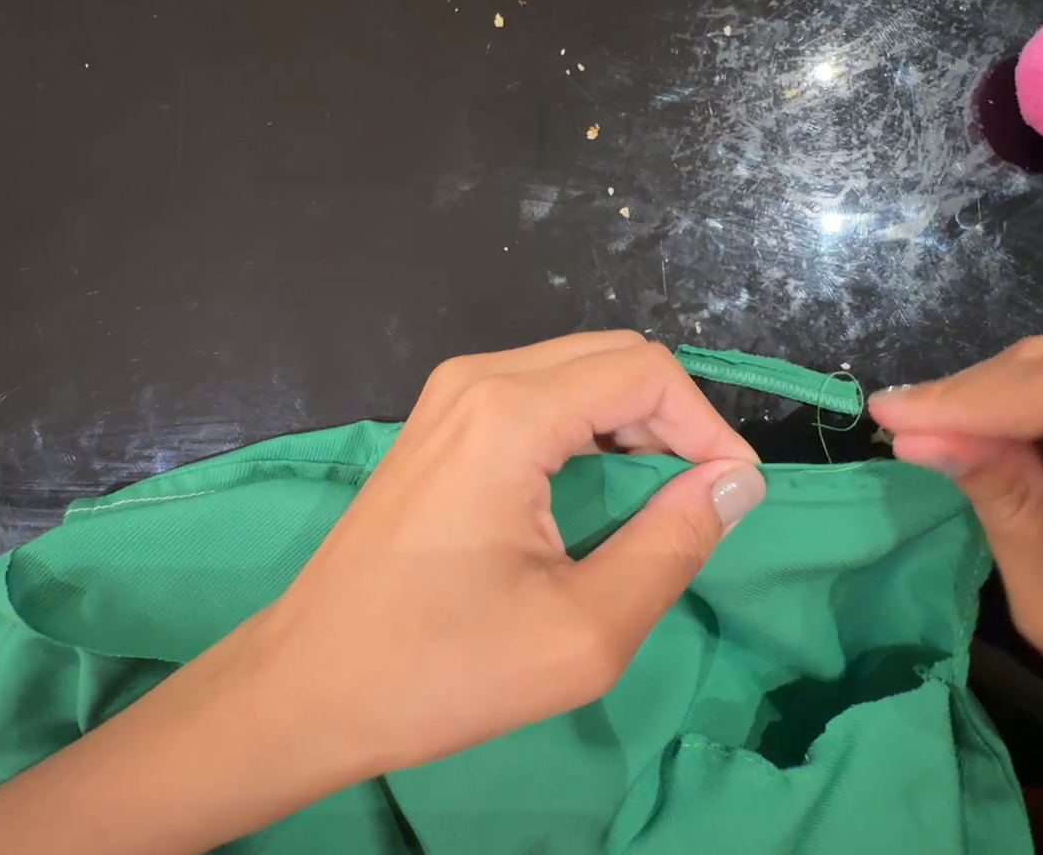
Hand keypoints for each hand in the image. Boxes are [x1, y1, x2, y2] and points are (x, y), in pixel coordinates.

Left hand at [0, 333, 763, 854]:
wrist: (306, 685)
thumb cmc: (439, 668)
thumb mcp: (582, 631)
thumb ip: (672, 545)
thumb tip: (736, 482)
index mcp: (510, 412)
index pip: (647, 372)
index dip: (706, 428)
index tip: (728, 500)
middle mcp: (479, 376)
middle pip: (614, 357)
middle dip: (672, 419)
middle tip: (692, 501)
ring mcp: (452, 392)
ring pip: (579, 369)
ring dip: (633, 422)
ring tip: (650, 502)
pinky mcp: (442, 417)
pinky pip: (540, 391)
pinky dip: (588, 426)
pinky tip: (592, 489)